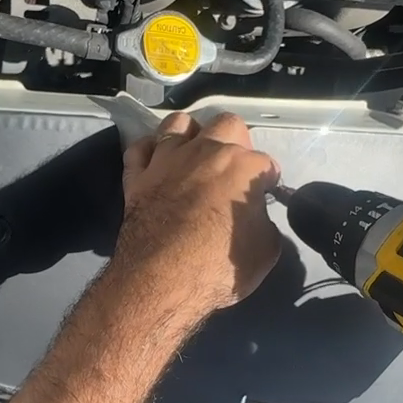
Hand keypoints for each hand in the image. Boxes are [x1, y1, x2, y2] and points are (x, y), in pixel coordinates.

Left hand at [118, 112, 282, 314]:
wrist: (161, 279)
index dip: (266, 181)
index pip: (266, 164)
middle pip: (227, 124)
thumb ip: (264, 223)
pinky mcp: (136, 175)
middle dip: (235, 141)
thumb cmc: (219, 267)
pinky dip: (148, 153)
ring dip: (190, 134)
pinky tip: (156, 165)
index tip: (262, 197)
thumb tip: (256, 217)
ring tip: (192, 157)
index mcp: (243, 166)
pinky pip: (139, 148)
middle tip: (232, 169)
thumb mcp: (265, 251)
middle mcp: (205, 151)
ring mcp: (166, 159)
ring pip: (178, 123)